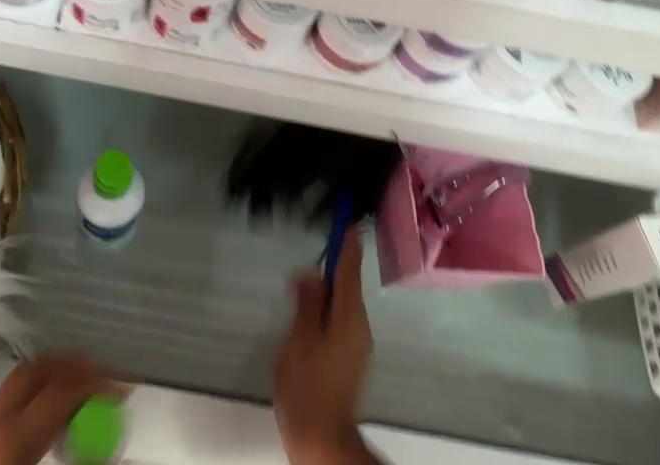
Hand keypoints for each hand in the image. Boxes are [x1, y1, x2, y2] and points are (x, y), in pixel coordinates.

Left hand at [0, 355, 113, 464]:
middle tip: (105, 379)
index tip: (124, 391)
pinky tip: (55, 415)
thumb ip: (86, 460)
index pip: (60, 391)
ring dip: (56, 377)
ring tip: (85, 392)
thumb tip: (125, 457)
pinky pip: (11, 400)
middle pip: (36, 372)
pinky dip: (38, 394)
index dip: (98, 385)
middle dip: (74, 368)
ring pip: (20, 381)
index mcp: (12, 438)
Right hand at [275, 231, 377, 464]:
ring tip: (301, 286)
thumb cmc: (306, 385)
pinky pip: (340, 323)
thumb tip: (310, 274)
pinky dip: (326, 312)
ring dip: (325, 293)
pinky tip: (307, 318)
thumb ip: (307, 303)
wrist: (322, 437)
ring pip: (342, 307)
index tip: (349, 221)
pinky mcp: (350, 360)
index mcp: (349, 317)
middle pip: (346, 288)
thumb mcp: (300, 339)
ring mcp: (358, 345)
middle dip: (330, 269)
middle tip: (312, 252)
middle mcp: (360, 327)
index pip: (348, 271)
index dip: (347, 245)